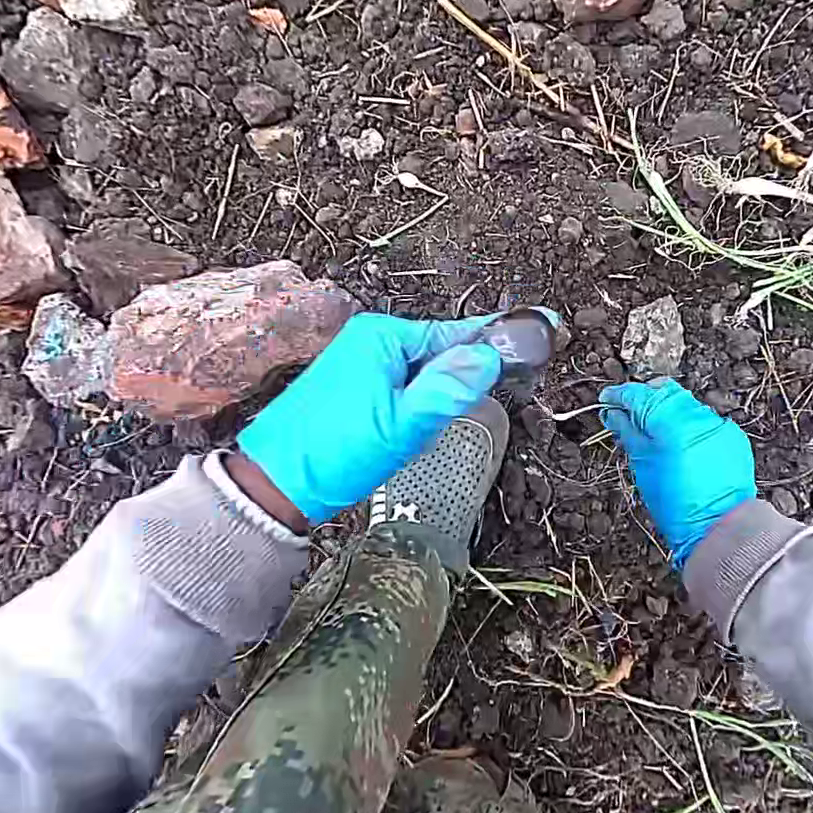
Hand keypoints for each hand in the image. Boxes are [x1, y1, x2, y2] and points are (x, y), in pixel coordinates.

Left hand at [237, 313, 503, 524]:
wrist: (275, 485)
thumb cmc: (332, 453)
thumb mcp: (402, 424)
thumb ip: (450, 388)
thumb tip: (490, 358)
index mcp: (382, 337)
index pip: (455, 332)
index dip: (495, 339)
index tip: (537, 328)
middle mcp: (371, 340)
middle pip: (440, 350)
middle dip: (460, 378)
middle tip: (471, 405)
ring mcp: (362, 360)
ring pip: (424, 371)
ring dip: (438, 395)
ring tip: (428, 428)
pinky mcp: (357, 383)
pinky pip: (405, 384)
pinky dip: (419, 402)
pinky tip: (412, 427)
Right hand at [600, 378, 754, 568]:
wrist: (718, 527)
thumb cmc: (676, 503)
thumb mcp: (643, 465)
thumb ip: (628, 432)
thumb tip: (613, 413)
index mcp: (671, 421)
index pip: (640, 394)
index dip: (620, 396)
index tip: (608, 399)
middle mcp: (697, 415)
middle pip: (664, 391)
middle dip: (644, 398)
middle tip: (627, 415)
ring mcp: (716, 424)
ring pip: (684, 404)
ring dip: (666, 412)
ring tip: (653, 434)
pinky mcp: (731, 436)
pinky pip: (702, 420)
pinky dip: (687, 426)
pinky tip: (678, 445)